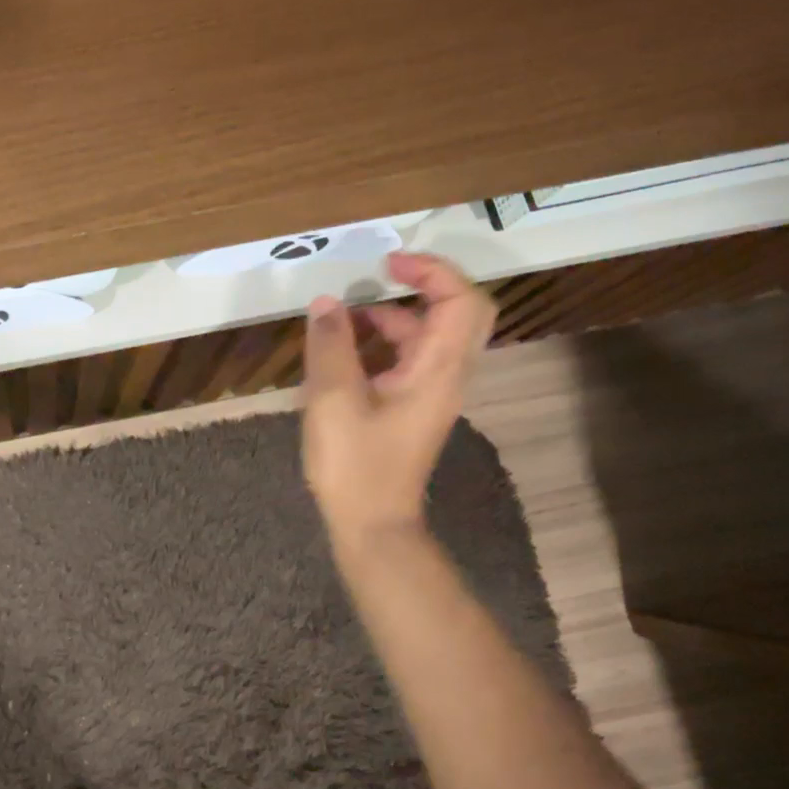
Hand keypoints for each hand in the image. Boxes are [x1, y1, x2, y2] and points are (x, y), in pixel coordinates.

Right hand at [301, 252, 495, 540]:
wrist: (373, 524)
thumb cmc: (355, 464)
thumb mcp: (333, 400)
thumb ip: (330, 346)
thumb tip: (327, 303)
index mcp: (437, 370)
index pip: (461, 301)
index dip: (431, 270)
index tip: (387, 264)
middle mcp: (446, 375)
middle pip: (459, 312)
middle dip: (423, 285)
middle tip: (381, 276)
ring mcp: (432, 393)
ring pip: (429, 336)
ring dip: (393, 316)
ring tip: (343, 318)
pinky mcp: (414, 407)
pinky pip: (410, 359)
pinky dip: (383, 343)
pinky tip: (343, 351)